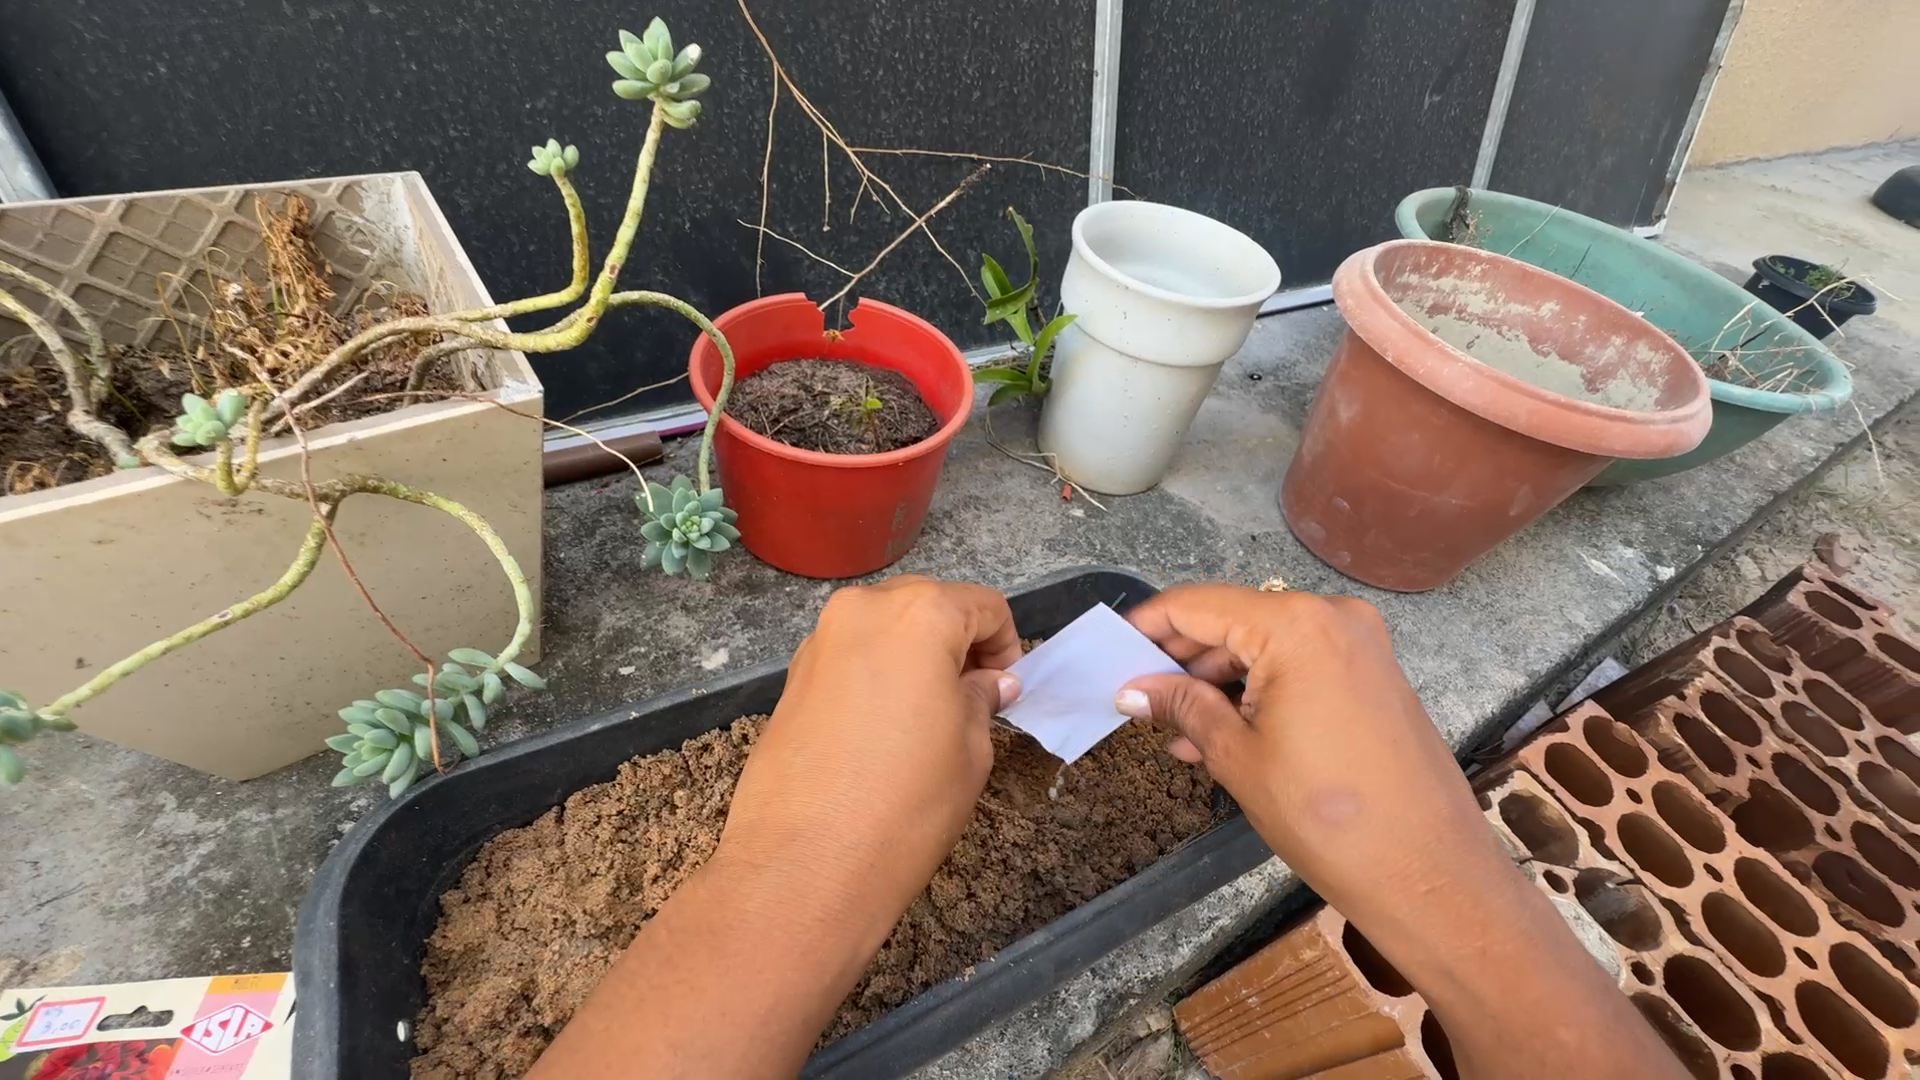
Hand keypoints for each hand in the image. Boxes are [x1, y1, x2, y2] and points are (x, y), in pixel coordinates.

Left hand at [718, 575, 1023, 938]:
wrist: (802, 866)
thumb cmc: (906, 804)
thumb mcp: (970, 749)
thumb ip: (982, 699)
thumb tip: (991, 681)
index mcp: (918, 614)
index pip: (982, 605)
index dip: (1005, 644)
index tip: (1005, 687)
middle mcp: (863, 608)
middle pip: (928, 605)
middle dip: (957, 641)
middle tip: (970, 696)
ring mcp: (820, 639)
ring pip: (885, 626)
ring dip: (915, 654)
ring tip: (924, 713)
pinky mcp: (792, 675)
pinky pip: (851, 653)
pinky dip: (877, 670)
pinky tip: (880, 726)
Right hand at [1114, 585, 1509, 931]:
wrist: (1433, 880)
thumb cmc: (1324, 815)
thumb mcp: (1235, 754)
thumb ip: (1180, 704)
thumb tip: (1130, 688)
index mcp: (1294, 625)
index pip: (1196, 605)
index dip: (1146, 624)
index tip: (1109, 647)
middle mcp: (1329, 617)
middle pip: (1230, 621)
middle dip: (1180, 659)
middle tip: (1137, 694)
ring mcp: (1357, 643)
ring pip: (1261, 646)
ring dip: (1215, 682)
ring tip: (1173, 728)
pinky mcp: (1370, 673)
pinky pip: (1295, 666)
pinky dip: (1255, 691)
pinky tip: (1219, 732)